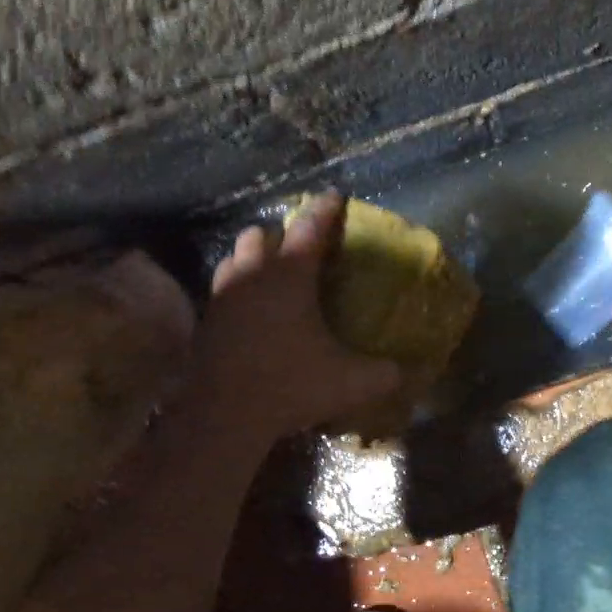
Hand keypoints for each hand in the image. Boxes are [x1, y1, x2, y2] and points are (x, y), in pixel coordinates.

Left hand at [188, 192, 400, 437]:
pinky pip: (221, 290)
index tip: (335, 196)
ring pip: (234, 258)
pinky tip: (250, 311)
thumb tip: (405, 372)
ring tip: (270, 274)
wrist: (224, 415)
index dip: (325, 210)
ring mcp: (223, 297)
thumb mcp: (350, 383)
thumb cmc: (291, 385)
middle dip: (280, 234)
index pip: (310, 229)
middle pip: (261, 236)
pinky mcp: (206, 322)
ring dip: (252, 258)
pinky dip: (237, 290)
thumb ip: (382, 374)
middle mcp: (253, 276)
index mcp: (290, 277)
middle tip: (299, 247)